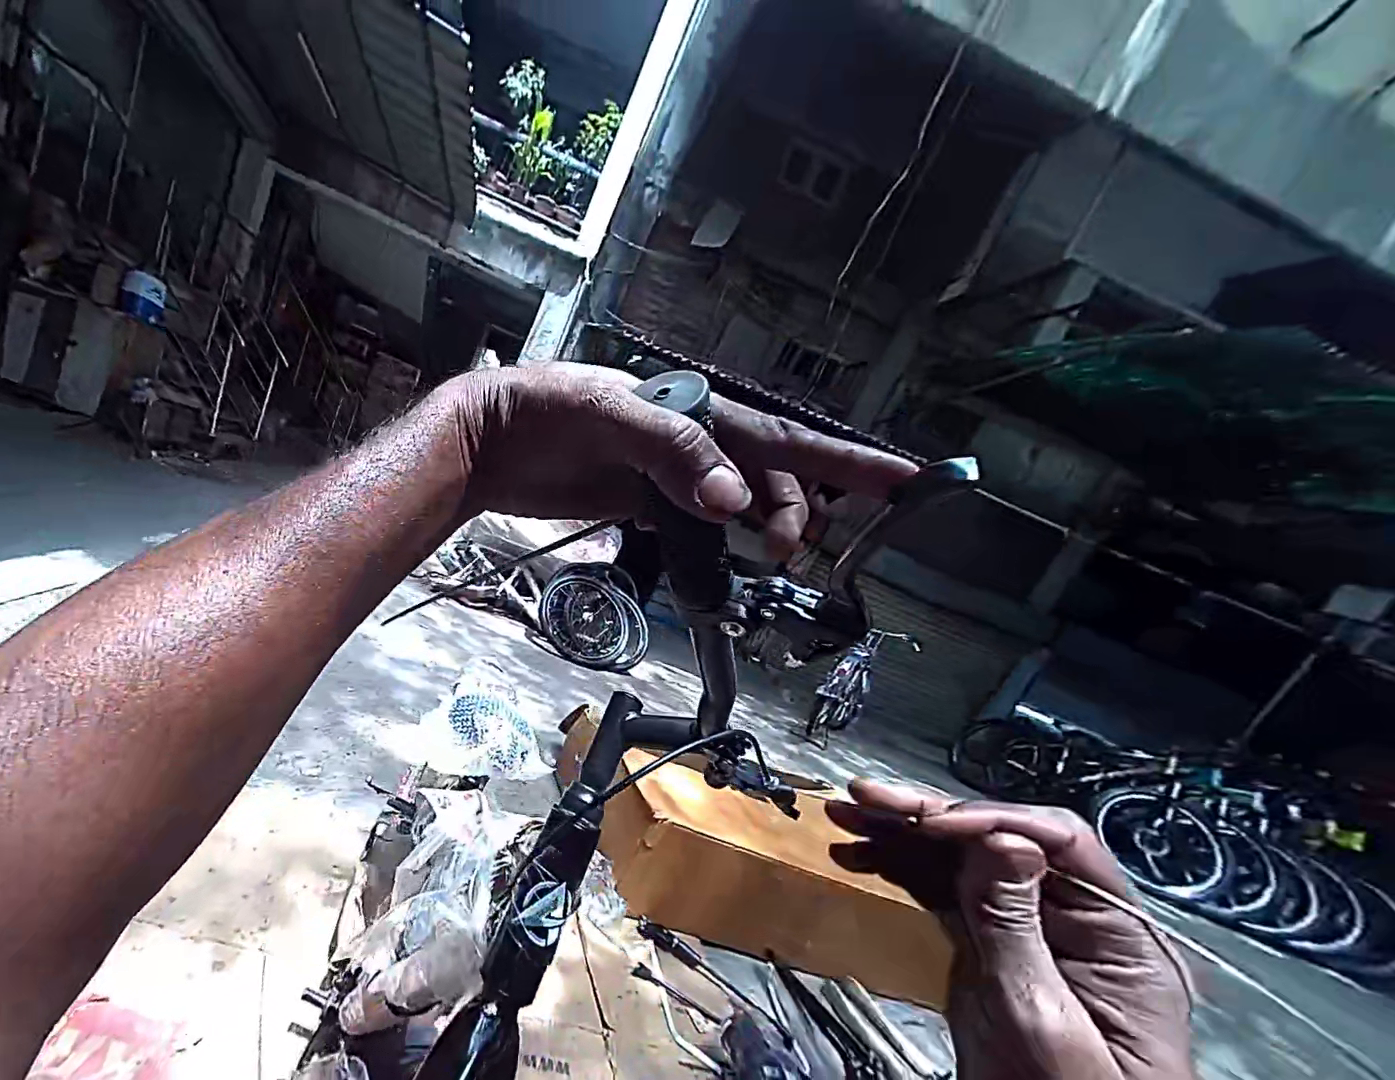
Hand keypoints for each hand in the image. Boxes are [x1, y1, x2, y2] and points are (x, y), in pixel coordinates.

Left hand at [435, 362, 915, 557]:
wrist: (489, 439)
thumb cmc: (544, 412)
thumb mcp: (610, 416)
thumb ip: (674, 450)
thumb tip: (735, 500)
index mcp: (694, 409)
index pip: (781, 436)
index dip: (844, 460)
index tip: (905, 481)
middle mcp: (686, 439)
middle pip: (763, 475)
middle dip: (789, 509)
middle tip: (783, 548)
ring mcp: (661, 471)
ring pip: (729, 500)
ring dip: (753, 525)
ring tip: (761, 553)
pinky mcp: (634, 497)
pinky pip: (688, 518)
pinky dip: (708, 536)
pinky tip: (714, 551)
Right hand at [828, 779, 1195, 1079]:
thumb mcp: (1040, 1014)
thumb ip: (1015, 924)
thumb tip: (1003, 838)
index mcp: (1117, 932)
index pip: (1058, 841)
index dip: (989, 820)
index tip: (927, 823)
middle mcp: (1070, 914)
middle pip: (994, 837)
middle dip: (926, 813)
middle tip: (865, 797)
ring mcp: (1021, 923)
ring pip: (956, 854)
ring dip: (897, 831)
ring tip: (844, 813)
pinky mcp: (980, 935)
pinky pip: (936, 884)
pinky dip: (894, 864)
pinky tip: (856, 853)